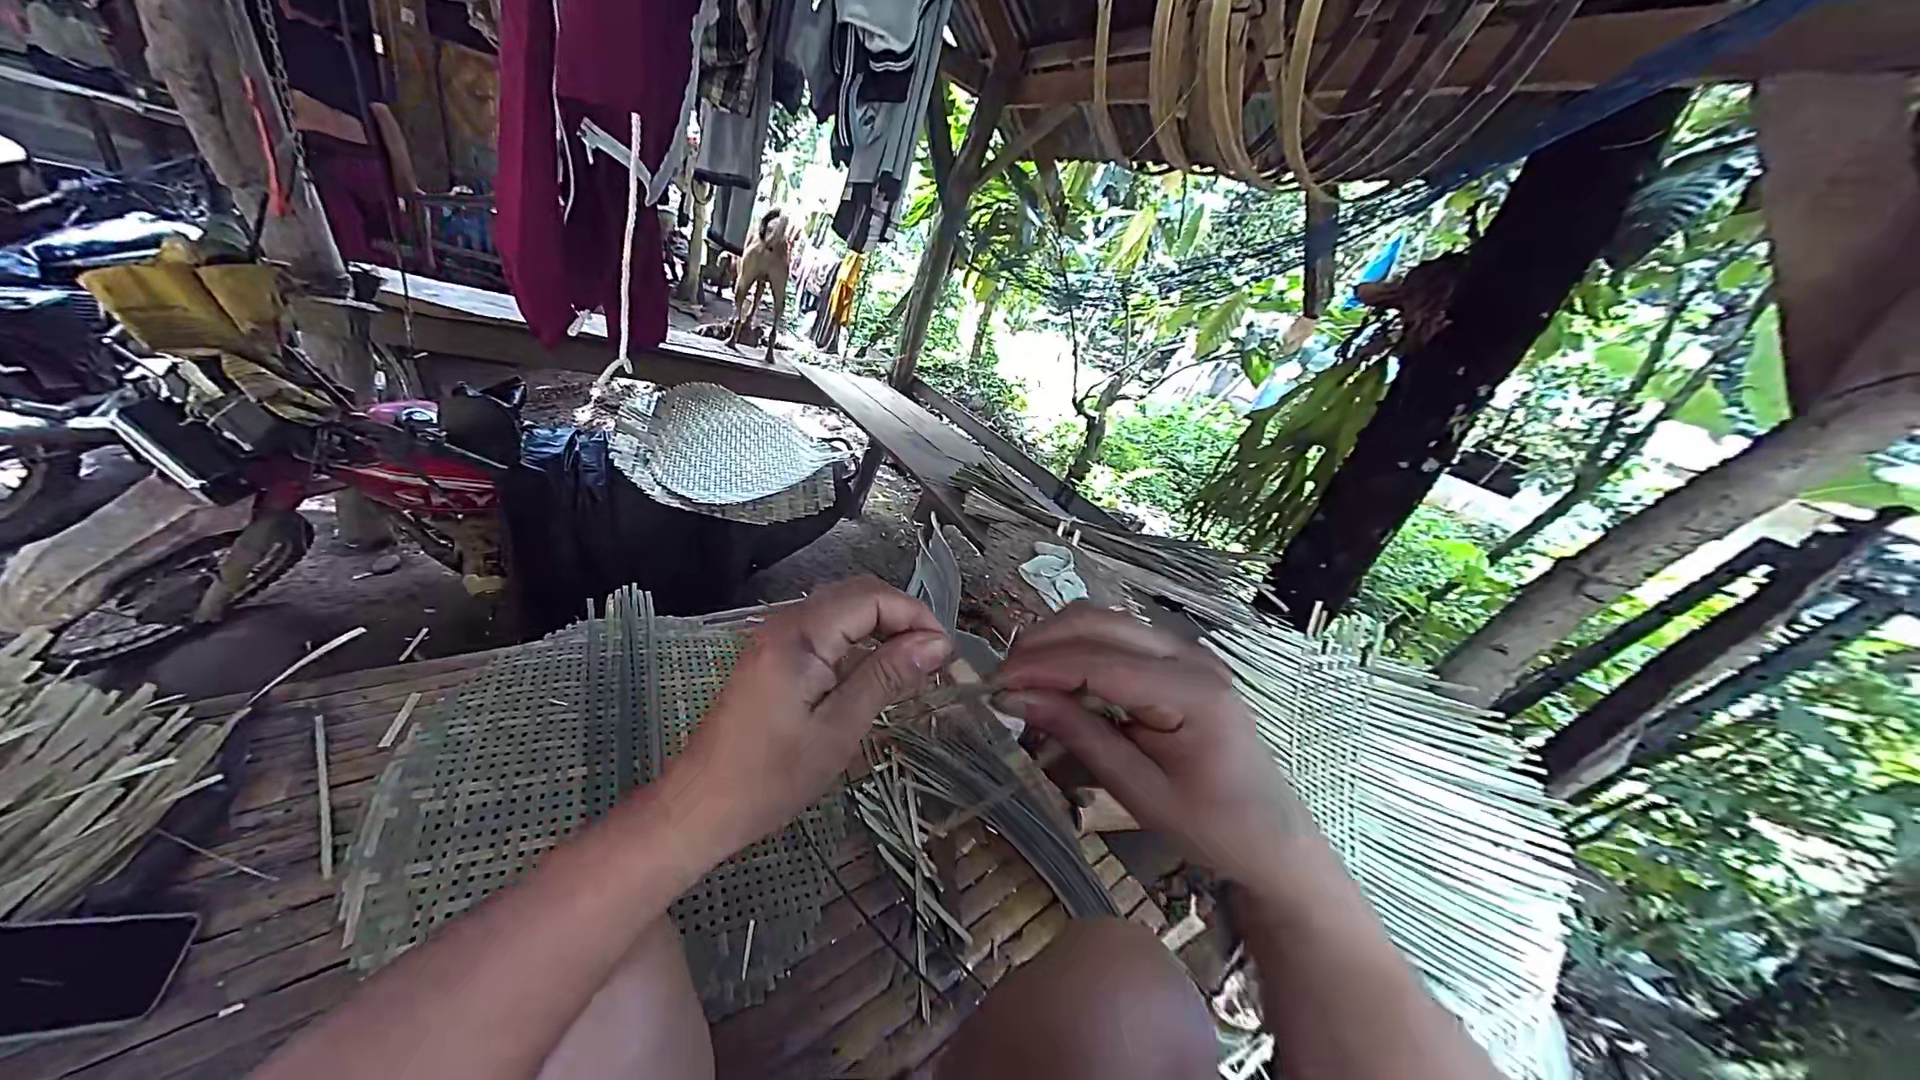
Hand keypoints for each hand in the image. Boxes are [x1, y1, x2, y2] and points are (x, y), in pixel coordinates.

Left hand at [663, 577, 949, 856]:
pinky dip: (858, 642)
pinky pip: (826, 630)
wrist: (700, 806)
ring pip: (843, 609)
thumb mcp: (839, 729)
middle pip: (858, 594)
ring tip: (912, 665)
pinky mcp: (773, 654)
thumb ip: (887, 676)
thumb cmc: (770, 777)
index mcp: (801, 635)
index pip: (872, 597)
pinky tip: (874, 673)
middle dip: (902, 616)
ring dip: (882, 627)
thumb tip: (936, 643)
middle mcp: (785, 622)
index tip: (945, 651)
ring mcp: (775, 636)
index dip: (915, 615)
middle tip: (933, 658)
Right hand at [993, 604, 1315, 891]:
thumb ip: (1079, 735)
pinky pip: (1118, 636)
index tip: (994, 684)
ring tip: (1023, 679)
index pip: (1100, 663)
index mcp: (1194, 692)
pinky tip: (1058, 677)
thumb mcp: (1139, 791)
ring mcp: (1189, 651)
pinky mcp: (1179, 658)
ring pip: (1106, 621)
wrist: (1274, 837)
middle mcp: (1192, 655)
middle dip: (1042, 644)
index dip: (1041, 668)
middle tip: (1003, 681)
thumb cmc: (1213, 827)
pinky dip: (1079, 648)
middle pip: (1100, 623)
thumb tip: (1016, 698)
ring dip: (1057, 641)